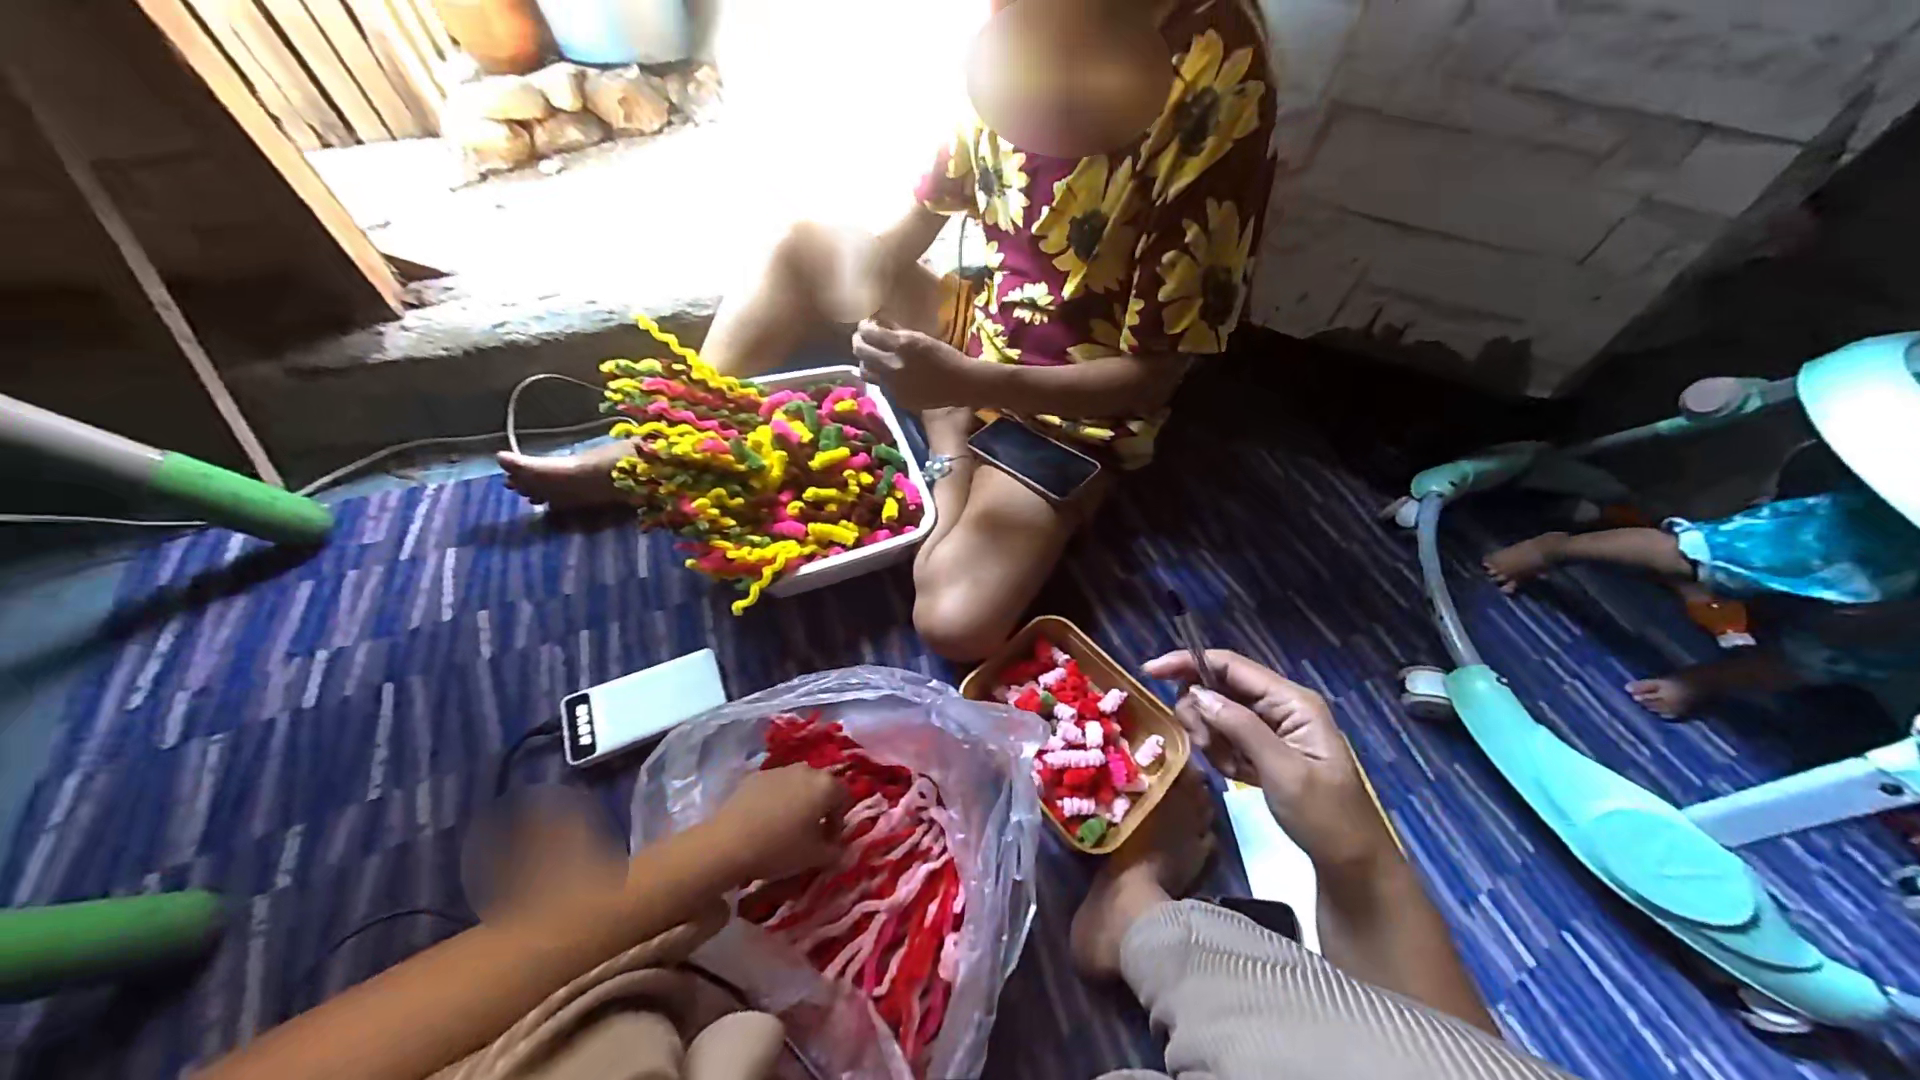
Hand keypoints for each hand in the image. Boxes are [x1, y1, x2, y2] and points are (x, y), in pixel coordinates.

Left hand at [705, 764, 850, 883]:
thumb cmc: (779, 848)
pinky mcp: (756, 775)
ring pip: (798, 784)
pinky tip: (764, 820)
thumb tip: (838, 848)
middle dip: (820, 808)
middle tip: (810, 833)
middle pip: (821, 787)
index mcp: (826, 785)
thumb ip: (834, 851)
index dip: (839, 821)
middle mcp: (806, 769)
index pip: (845, 797)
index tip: (827, 842)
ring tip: (785, 826)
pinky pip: (775, 786)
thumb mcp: (814, 857)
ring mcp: (779, 769)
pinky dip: (776, 799)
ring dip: (798, 801)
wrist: (728, 842)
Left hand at [852, 320, 988, 410]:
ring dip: (866, 361)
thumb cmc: (946, 356)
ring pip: (864, 370)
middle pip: (860, 351)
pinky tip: (891, 374)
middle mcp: (892, 366)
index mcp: (901, 345)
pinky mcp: (897, 399)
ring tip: (874, 358)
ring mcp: (892, 385)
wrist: (962, 384)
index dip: (864, 327)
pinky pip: (880, 385)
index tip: (867, 325)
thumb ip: (897, 331)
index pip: (868, 332)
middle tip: (864, 338)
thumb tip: (879, 323)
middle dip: (859, 341)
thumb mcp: (920, 337)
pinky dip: (882, 377)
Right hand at [1142, 650, 1397, 873]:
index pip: (1230, 665)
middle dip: (1201, 713)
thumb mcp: (1283, 770)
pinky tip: (1239, 775)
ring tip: (1231, 768)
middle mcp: (1280, 705)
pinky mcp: (1263, 746)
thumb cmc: (1325, 816)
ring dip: (1212, 738)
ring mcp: (1271, 726)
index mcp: (1292, 701)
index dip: (1188, 662)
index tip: (1150, 671)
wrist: (1350, 862)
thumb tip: (1196, 693)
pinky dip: (1222, 754)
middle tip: (1204, 745)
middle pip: (1218, 687)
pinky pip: (1225, 736)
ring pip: (1217, 713)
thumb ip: (1240, 727)